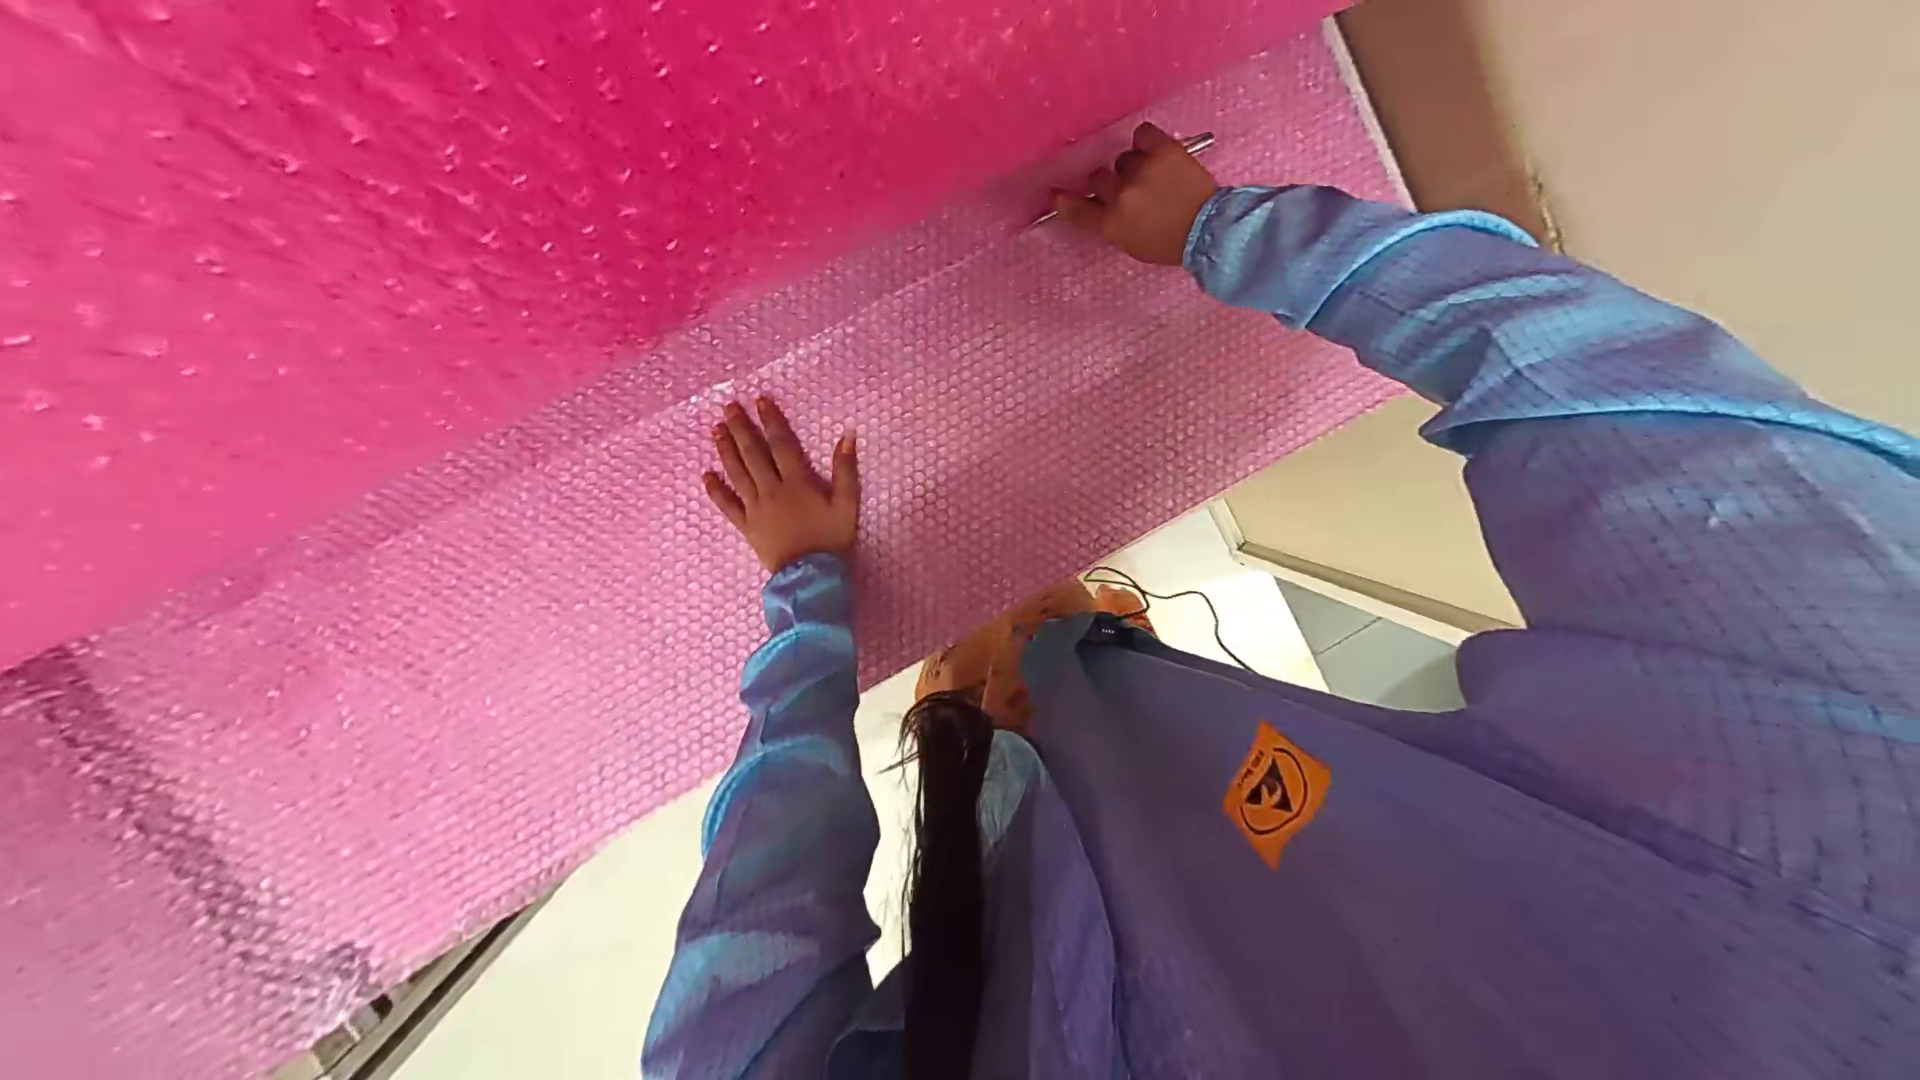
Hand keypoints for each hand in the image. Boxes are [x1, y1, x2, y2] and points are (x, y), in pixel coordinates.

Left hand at [703, 398, 859, 572]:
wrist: (811, 575)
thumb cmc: (832, 539)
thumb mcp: (847, 504)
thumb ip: (845, 470)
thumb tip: (847, 436)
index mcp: (797, 482)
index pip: (780, 444)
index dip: (770, 420)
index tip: (760, 400)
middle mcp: (772, 489)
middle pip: (753, 454)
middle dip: (741, 428)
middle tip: (729, 407)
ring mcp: (755, 508)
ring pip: (737, 473)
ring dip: (726, 450)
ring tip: (716, 430)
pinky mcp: (747, 526)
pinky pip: (727, 505)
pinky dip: (716, 490)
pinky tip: (706, 475)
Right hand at [1052, 122, 1219, 265]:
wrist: (1207, 228)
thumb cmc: (1169, 243)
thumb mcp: (1132, 244)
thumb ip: (1112, 225)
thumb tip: (1103, 206)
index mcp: (1111, 225)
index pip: (1079, 210)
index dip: (1066, 202)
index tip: (1057, 195)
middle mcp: (1121, 196)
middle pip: (1098, 177)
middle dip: (1109, 183)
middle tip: (1126, 189)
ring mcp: (1141, 171)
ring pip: (1122, 158)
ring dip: (1131, 165)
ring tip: (1149, 174)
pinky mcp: (1162, 150)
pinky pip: (1142, 134)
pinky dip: (1145, 142)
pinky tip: (1153, 152)